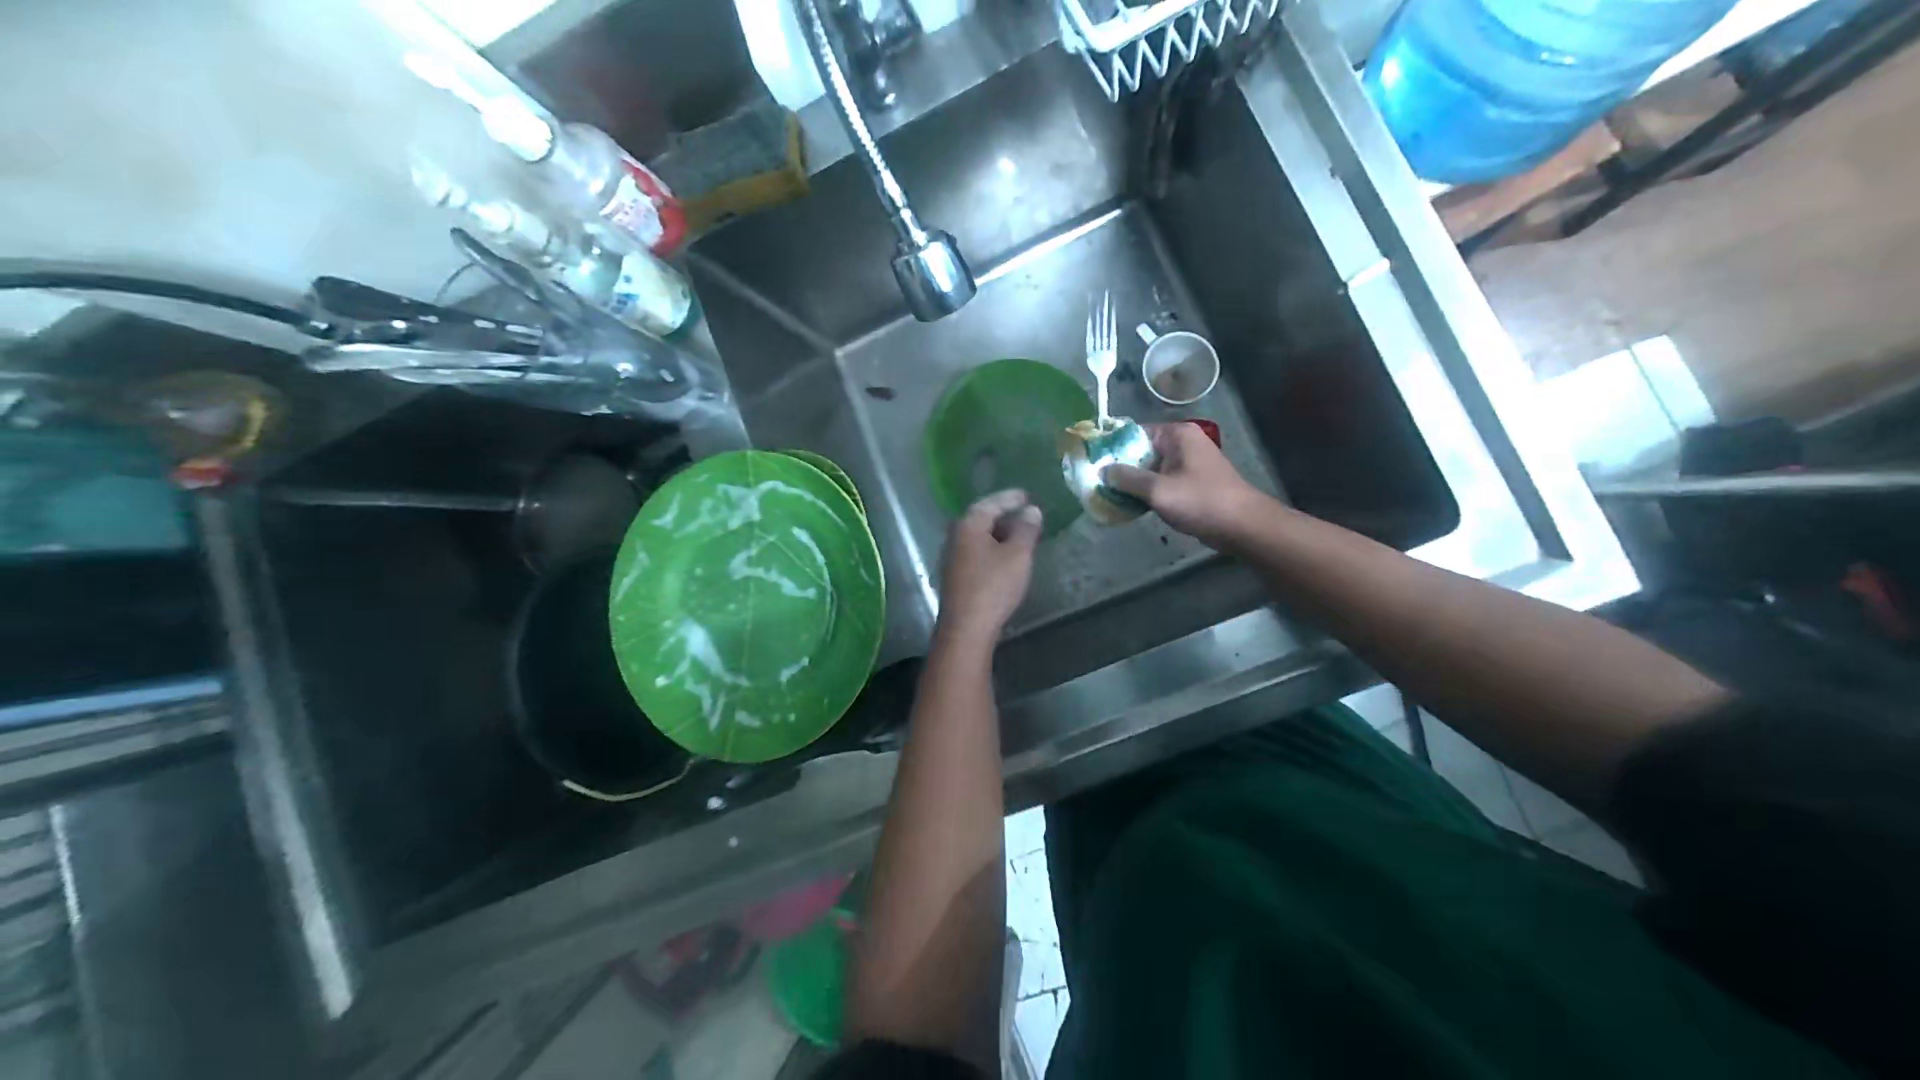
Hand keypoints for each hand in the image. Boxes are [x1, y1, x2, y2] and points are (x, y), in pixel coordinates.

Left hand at [937, 489, 1041, 645]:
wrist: (967, 627)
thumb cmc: (993, 586)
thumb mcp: (1017, 554)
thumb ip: (1025, 529)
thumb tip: (1031, 511)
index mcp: (968, 525)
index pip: (990, 502)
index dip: (1010, 498)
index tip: (1026, 496)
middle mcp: (955, 537)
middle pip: (981, 518)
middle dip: (1004, 515)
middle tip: (1025, 514)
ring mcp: (953, 558)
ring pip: (979, 537)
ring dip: (998, 534)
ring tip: (1020, 535)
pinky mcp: (956, 576)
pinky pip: (977, 552)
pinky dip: (993, 549)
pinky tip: (1005, 558)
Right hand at [1105, 422, 1263, 546]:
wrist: (1242, 526)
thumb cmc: (1201, 501)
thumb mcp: (1157, 490)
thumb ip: (1127, 478)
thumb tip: (1102, 470)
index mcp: (1176, 435)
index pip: (1134, 433)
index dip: (1111, 447)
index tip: (1091, 462)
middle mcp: (1182, 443)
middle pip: (1141, 451)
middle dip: (1119, 468)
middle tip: (1095, 483)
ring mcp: (1188, 464)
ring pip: (1150, 469)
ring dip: (1132, 483)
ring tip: (1108, 496)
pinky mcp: (1190, 483)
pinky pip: (1161, 482)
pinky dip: (1146, 492)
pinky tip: (1130, 506)